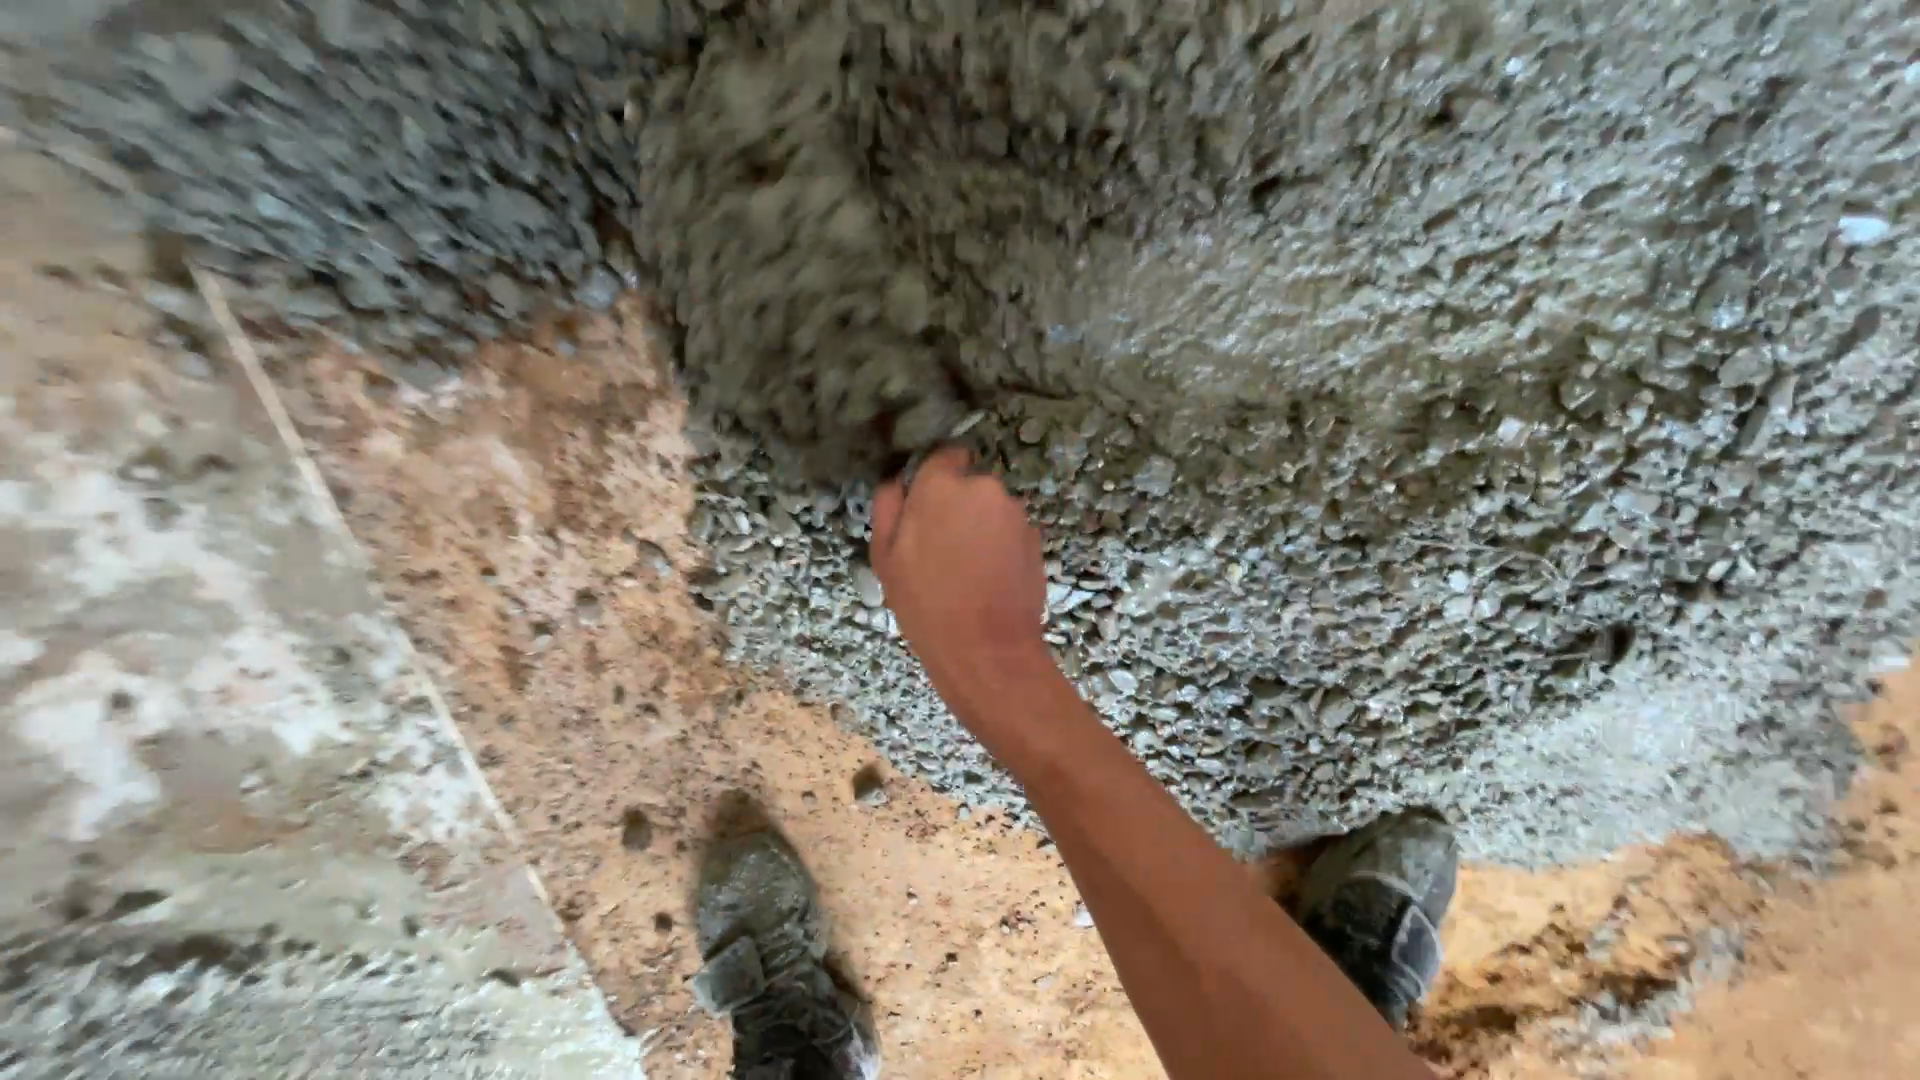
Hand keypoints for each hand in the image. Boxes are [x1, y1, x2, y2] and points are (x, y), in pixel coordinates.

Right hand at [869, 447, 1049, 688]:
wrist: (986, 647)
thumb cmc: (925, 603)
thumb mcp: (885, 558)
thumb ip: (889, 507)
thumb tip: (899, 481)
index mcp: (941, 486)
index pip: (946, 455)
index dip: (939, 476)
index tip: (931, 505)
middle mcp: (983, 488)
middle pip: (970, 485)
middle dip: (960, 506)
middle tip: (945, 548)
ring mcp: (1015, 512)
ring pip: (993, 509)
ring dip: (983, 526)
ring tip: (970, 569)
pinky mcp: (1036, 537)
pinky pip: (1012, 531)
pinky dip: (1003, 546)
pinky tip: (993, 578)